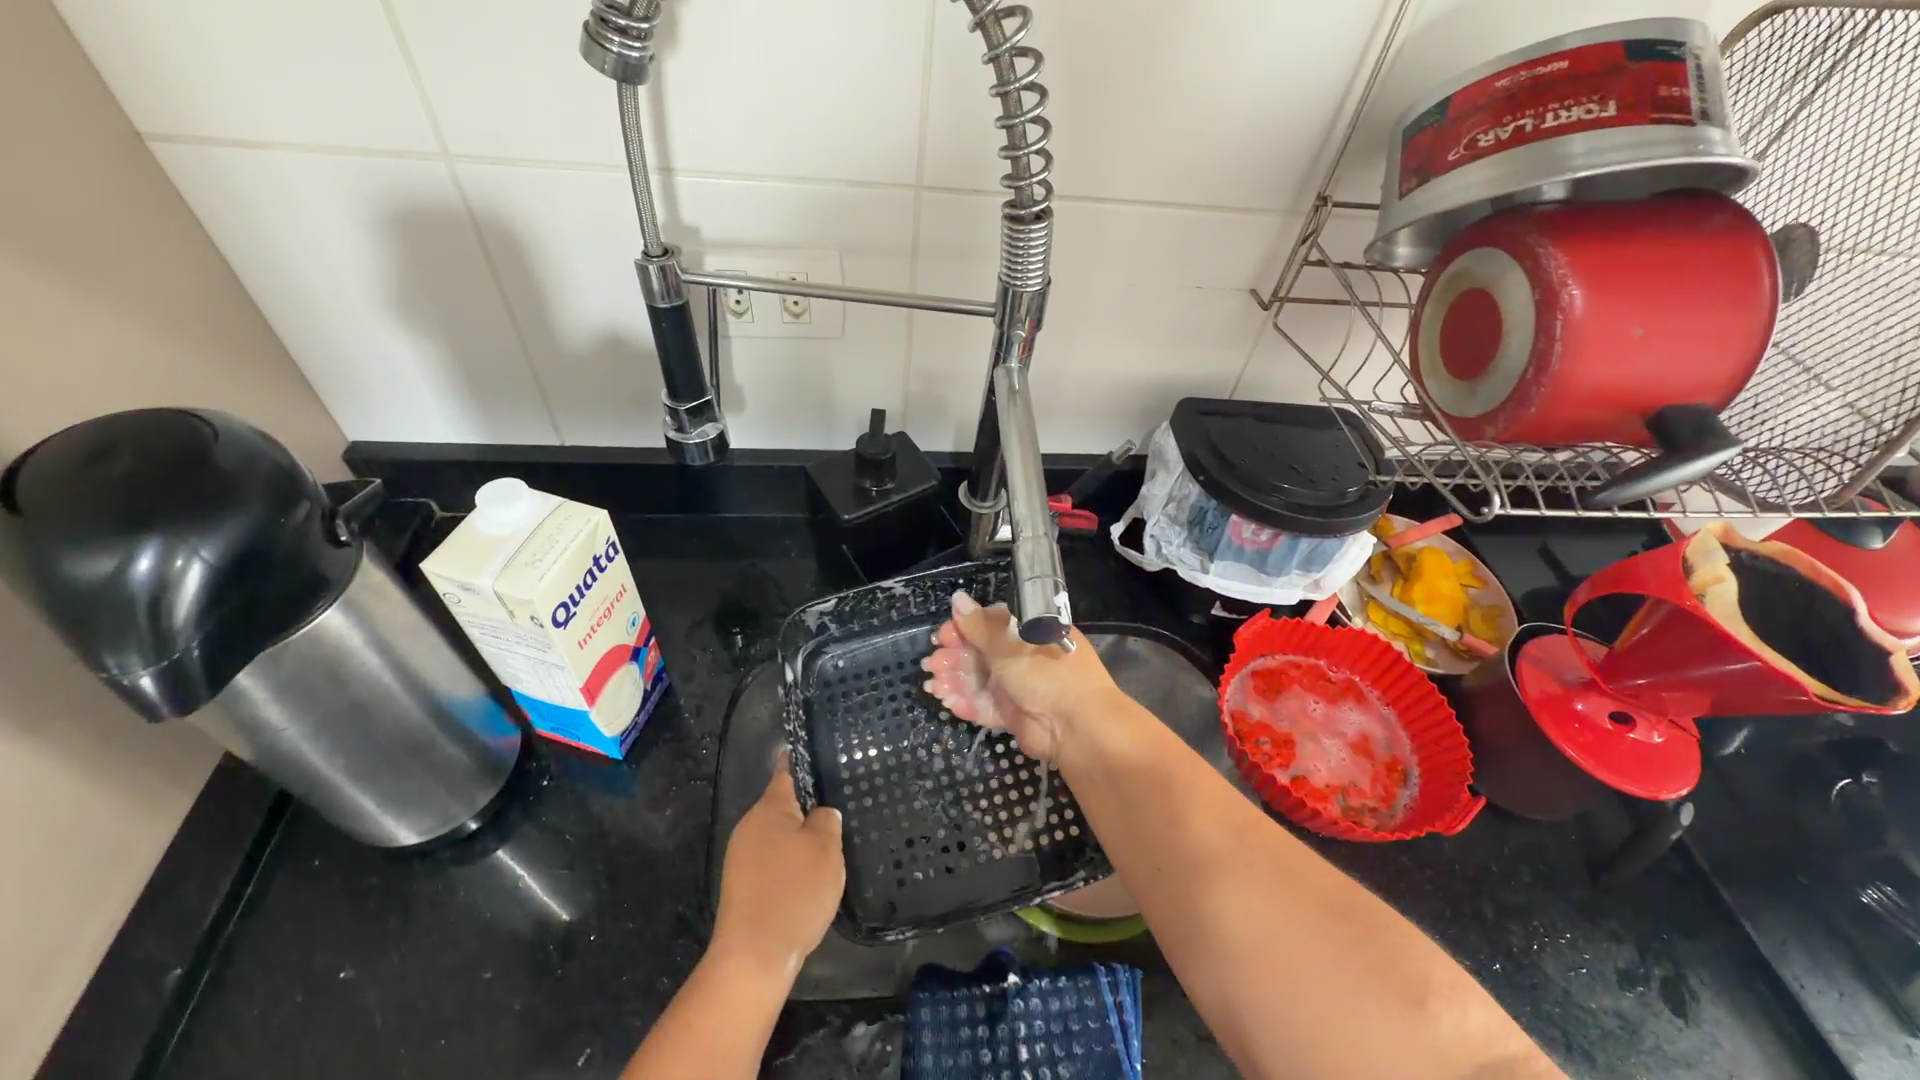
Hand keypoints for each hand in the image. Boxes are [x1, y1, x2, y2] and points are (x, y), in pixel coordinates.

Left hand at [712, 756, 843, 980]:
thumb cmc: (793, 892)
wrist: (754, 955)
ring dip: (798, 841)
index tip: (821, 756)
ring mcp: (740, 858)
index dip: (803, 763)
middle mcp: (748, 828)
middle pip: (782, 807)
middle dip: (807, 809)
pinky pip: (771, 862)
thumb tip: (822, 813)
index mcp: (768, 810)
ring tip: (830, 849)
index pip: (786, 773)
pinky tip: (808, 880)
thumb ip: (826, 822)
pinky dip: (789, 865)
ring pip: (777, 837)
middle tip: (840, 812)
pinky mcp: (741, 886)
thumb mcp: (825, 851)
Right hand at [919, 591, 1123, 762]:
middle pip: (980, 654)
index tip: (943, 635)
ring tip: (935, 685)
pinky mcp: (1013, 714)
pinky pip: (985, 706)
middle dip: (954, 658)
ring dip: (956, 681)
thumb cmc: (1045, 672)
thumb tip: (958, 599)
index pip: (990, 625)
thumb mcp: (1009, 643)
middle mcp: (1023, 657)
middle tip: (933, 663)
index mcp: (1028, 632)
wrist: (1075, 725)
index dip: (963, 630)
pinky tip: (948, 701)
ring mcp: (1018, 687)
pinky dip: (967, 703)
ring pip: (979, 681)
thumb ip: (979, 625)